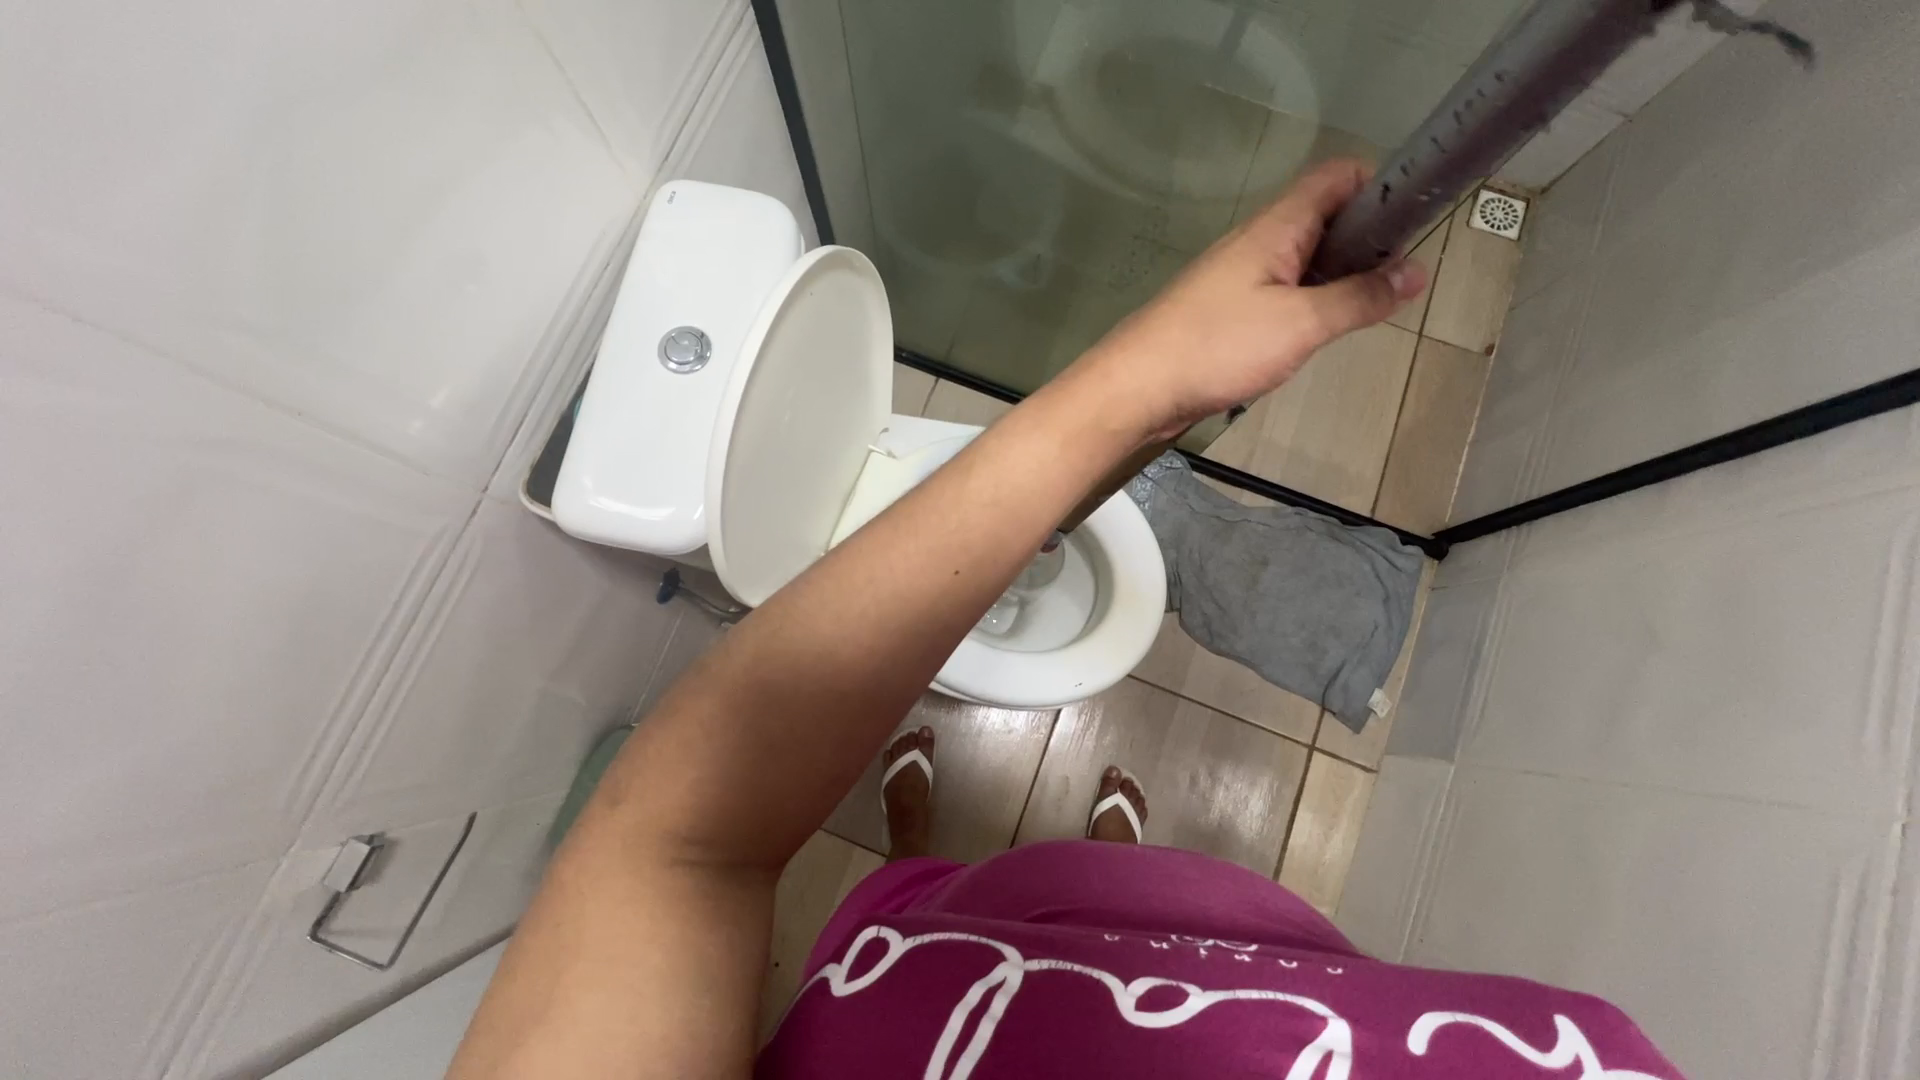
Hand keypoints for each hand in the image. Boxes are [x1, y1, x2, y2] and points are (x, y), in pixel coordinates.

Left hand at [1073, 159, 1426, 439]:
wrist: (1136, 388)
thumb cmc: (1217, 346)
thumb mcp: (1301, 323)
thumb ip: (1360, 298)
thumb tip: (1417, 271)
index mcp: (1275, 227)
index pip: (1336, 176)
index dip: (1379, 185)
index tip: (1411, 222)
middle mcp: (1254, 243)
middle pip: (1322, 220)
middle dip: (1364, 243)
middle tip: (1393, 282)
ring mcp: (1234, 279)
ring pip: (1300, 263)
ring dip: (1333, 281)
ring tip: (1361, 314)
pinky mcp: (1221, 314)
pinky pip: (1275, 297)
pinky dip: (1302, 309)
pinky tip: (1311, 339)